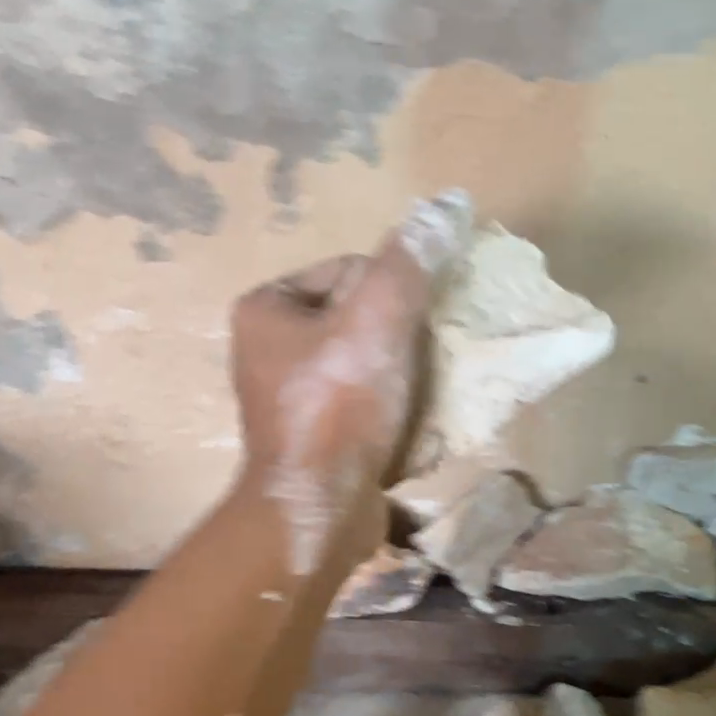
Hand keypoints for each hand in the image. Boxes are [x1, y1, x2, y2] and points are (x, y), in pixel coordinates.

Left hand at [228, 192, 468, 574]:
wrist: (319, 512)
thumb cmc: (339, 408)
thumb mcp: (378, 320)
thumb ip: (410, 263)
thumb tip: (449, 203)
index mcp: (266, 308)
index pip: (349, 269)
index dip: (395, 291)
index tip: (414, 327)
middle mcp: (270, 350)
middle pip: (361, 318)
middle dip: (401, 336)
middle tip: (425, 361)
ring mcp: (291, 400)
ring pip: (368, 364)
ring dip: (404, 375)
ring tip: (422, 394)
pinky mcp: (315, 440)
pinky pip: (364, 406)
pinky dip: (392, 410)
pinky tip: (411, 424)